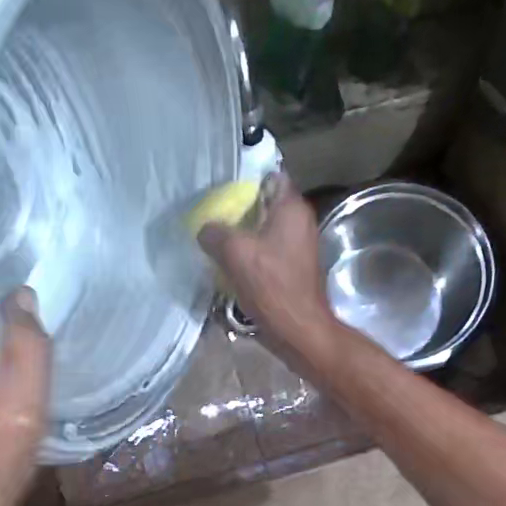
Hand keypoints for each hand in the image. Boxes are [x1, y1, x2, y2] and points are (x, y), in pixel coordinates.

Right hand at [198, 173, 340, 361]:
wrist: (298, 329)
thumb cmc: (271, 285)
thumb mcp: (234, 253)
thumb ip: (215, 233)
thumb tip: (205, 230)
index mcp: (292, 208)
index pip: (271, 177)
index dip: (246, 180)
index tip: (222, 190)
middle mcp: (300, 222)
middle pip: (265, 204)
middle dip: (239, 209)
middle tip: (212, 216)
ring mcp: (298, 246)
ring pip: (265, 230)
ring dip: (242, 234)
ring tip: (216, 240)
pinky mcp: (292, 268)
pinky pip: (267, 251)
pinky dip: (250, 254)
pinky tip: (230, 264)